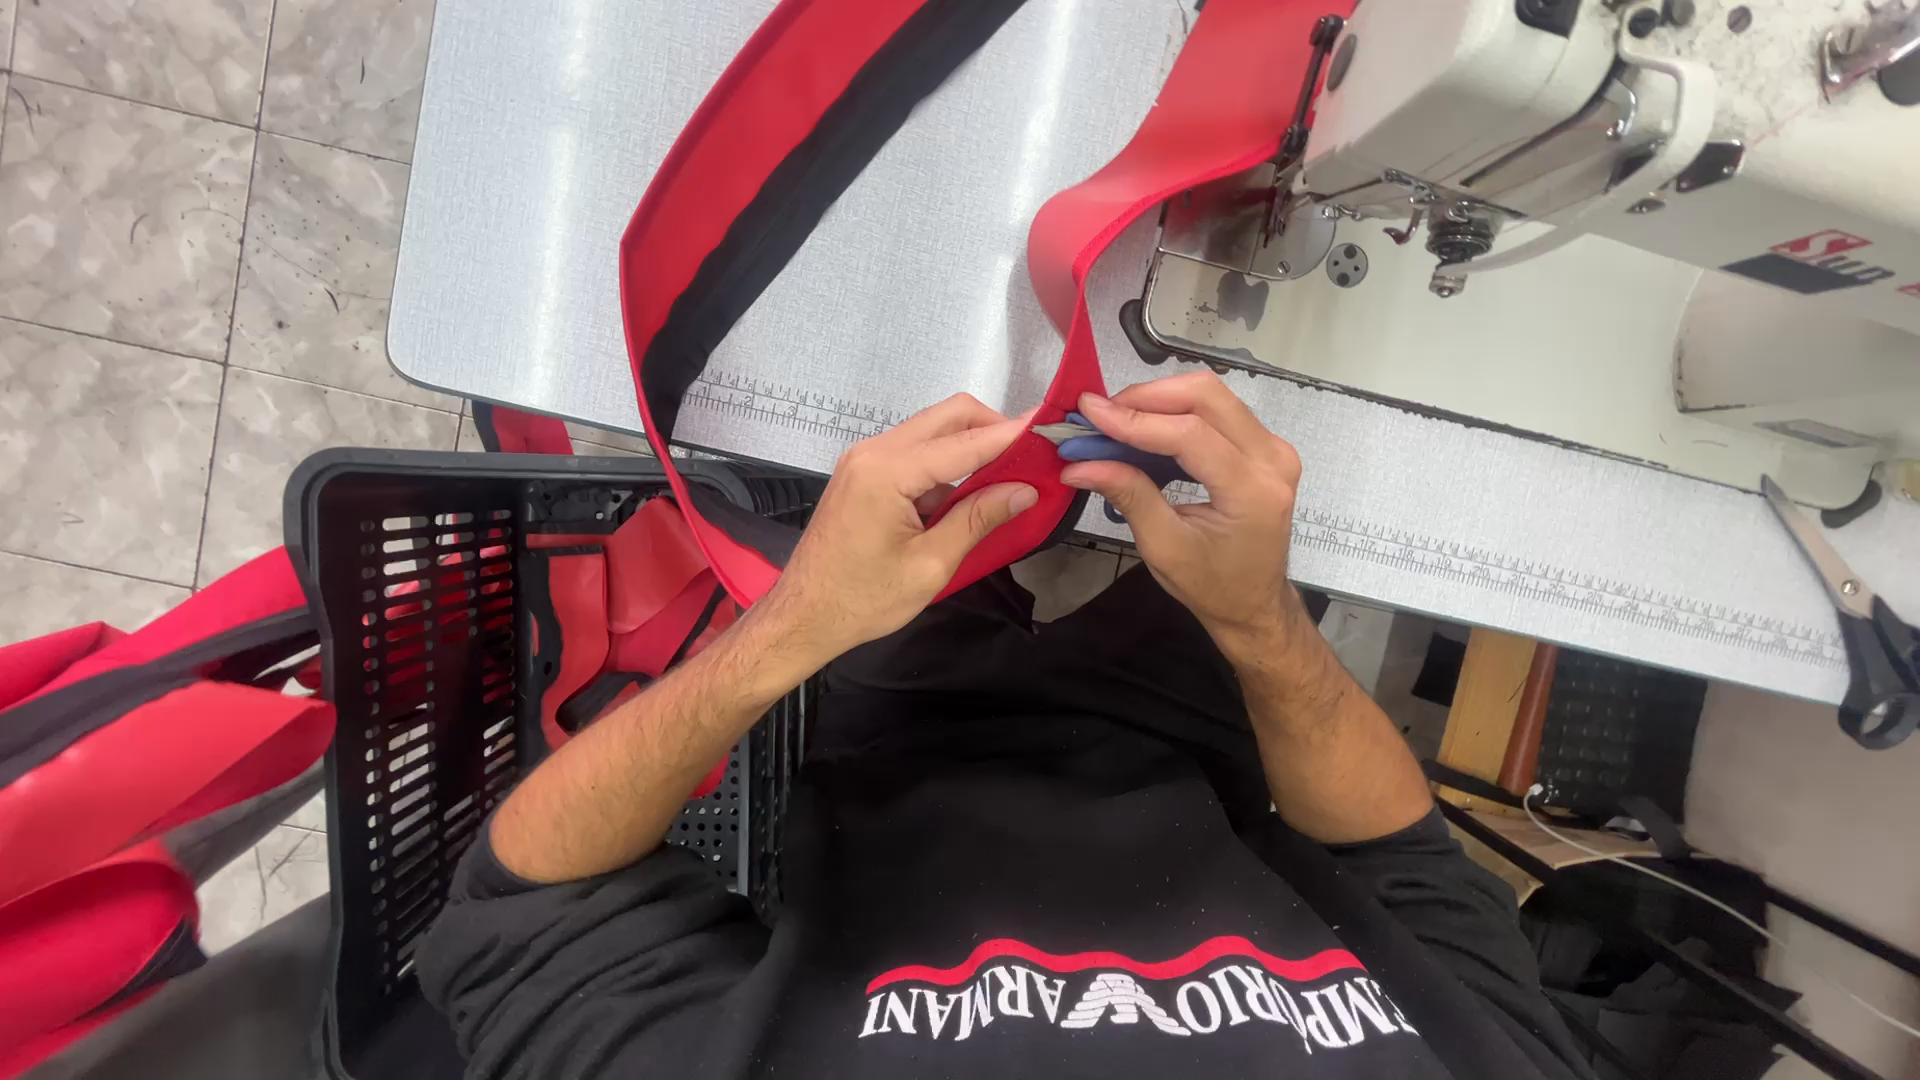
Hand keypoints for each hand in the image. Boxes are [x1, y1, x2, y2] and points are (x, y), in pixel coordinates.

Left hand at [758, 394, 1038, 665]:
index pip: (964, 442)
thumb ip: (978, 520)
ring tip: (1006, 476)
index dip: (1010, 435)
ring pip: (931, 431)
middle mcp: (873, 452)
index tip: (1048, 428)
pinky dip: (946, 464)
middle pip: (947, 417)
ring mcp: (865, 459)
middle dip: (991, 428)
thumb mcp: (930, 565)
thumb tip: (1025, 490)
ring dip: (970, 446)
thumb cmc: (863, 600)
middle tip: (1029, 455)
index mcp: (887, 472)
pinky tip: (967, 494)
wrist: (804, 615)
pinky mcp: (864, 473)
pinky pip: (915, 453)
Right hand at [1059, 373, 1309, 658]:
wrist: (1254, 603)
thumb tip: (1079, 464)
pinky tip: (1141, 428)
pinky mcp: (1264, 446)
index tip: (1089, 411)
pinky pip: (1216, 411)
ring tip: (1115, 419)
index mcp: (1252, 491)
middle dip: (1147, 396)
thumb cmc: (1211, 585)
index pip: (1190, 434)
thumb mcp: (1163, 547)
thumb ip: (1128, 495)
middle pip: (1207, 396)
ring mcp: (1273, 448)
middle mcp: (1272, 459)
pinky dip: (1174, 413)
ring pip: (1212, 397)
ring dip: (1158, 400)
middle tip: (1102, 412)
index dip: (1135, 419)